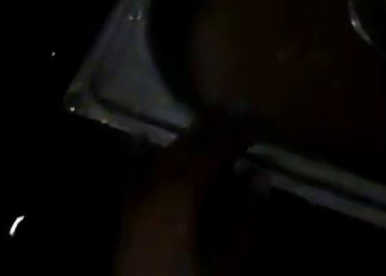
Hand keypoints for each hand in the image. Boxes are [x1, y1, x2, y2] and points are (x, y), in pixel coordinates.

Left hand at [115, 116, 252, 275]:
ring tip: (206, 134)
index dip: (235, 136)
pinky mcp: (124, 227)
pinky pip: (133, 180)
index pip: (212, 152)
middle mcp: (155, 192)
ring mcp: (135, 209)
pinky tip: (140, 143)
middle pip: (184, 149)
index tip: (255, 126)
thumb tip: (260, 177)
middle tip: (235, 124)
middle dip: (210, 133)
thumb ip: (244, 221)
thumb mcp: (226, 269)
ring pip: (160, 160)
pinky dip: (140, 160)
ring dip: (184, 143)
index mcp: (181, 197)